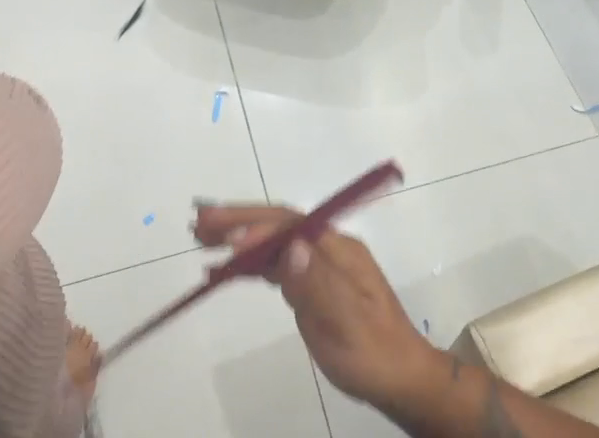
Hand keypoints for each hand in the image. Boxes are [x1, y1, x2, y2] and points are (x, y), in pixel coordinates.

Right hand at [192, 204, 448, 411]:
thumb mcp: (345, 321)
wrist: (400, 378)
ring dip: (240, 236)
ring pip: (275, 242)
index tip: (223, 238)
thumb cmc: (372, 351)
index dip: (256, 227)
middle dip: (239, 221)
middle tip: (198, 222)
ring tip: (201, 238)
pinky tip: (229, 266)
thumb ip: (316, 284)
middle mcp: (328, 248)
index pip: (291, 225)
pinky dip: (251, 261)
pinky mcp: (314, 283)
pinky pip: (277, 263)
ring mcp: (321, 265)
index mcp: (337, 249)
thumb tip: (290, 247)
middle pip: (279, 225)